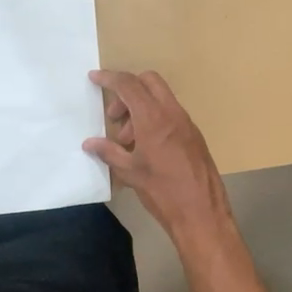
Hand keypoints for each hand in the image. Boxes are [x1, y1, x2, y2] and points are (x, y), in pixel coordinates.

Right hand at [84, 69, 231, 241]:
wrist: (201, 212)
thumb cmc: (162, 191)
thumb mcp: (130, 172)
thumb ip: (108, 152)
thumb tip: (90, 143)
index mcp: (154, 118)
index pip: (129, 85)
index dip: (109, 78)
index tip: (94, 78)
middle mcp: (172, 114)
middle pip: (149, 82)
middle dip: (127, 91)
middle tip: (114, 118)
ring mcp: (186, 123)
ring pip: (160, 99)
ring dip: (140, 109)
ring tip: (127, 142)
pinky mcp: (194, 136)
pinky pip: (170, 115)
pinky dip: (154, 120)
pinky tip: (144, 149)